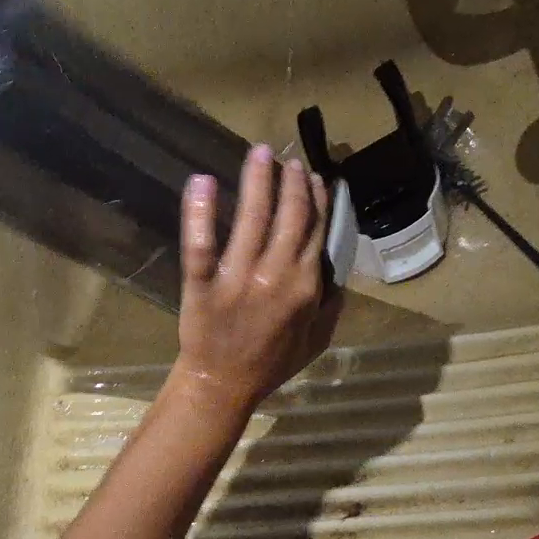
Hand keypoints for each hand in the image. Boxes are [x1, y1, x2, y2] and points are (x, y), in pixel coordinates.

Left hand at [172, 144, 341, 419]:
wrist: (223, 385)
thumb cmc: (270, 364)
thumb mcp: (316, 340)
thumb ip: (331, 305)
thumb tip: (338, 272)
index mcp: (306, 287)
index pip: (316, 230)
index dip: (317, 199)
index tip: (315, 178)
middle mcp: (275, 275)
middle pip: (289, 216)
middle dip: (292, 182)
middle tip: (288, 161)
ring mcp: (237, 279)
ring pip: (252, 219)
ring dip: (257, 181)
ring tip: (259, 154)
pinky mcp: (201, 285)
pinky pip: (200, 245)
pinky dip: (199, 212)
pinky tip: (202, 181)